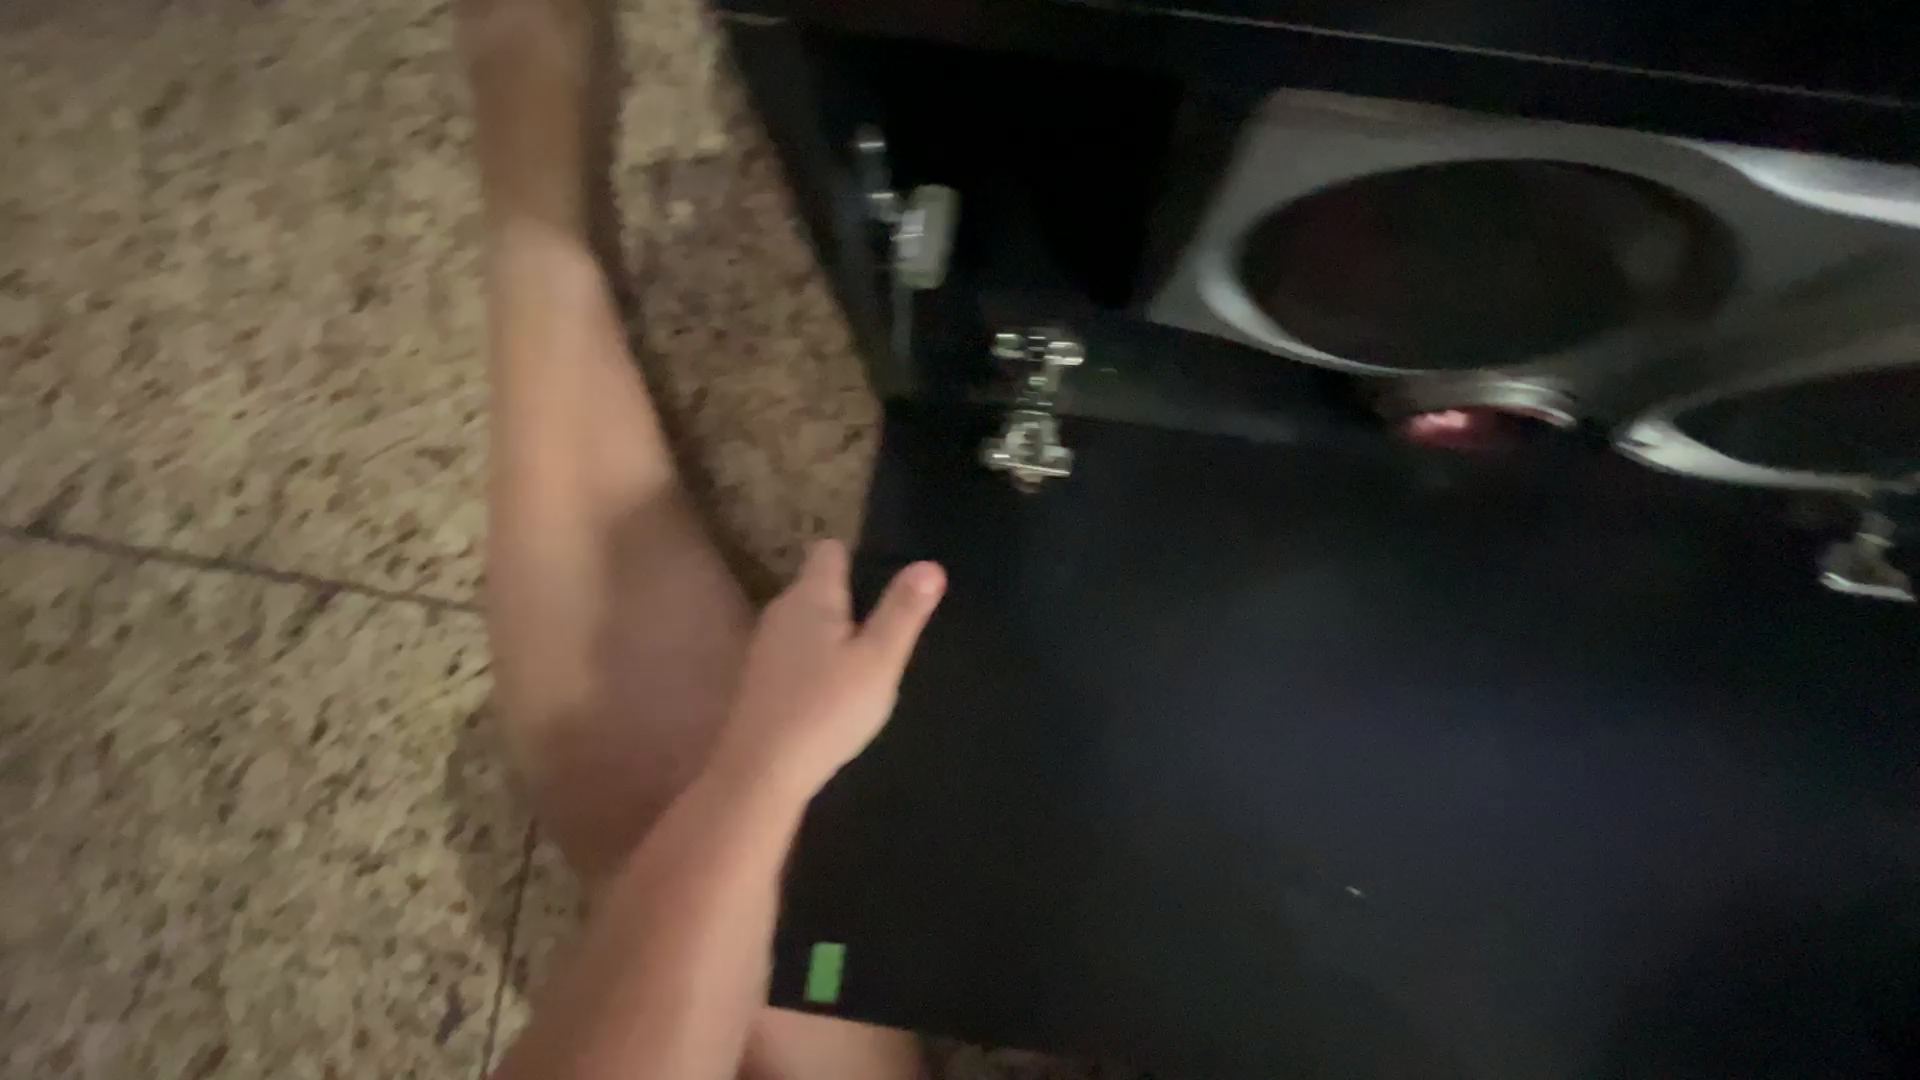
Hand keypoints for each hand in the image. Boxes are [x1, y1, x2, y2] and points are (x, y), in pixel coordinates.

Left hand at [712, 540, 946, 797]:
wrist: (761, 771)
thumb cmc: (827, 709)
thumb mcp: (879, 660)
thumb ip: (903, 611)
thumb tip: (930, 564)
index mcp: (811, 595)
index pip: (830, 549)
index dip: (858, 556)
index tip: (887, 579)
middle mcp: (782, 608)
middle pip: (819, 583)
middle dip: (852, 596)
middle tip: (889, 626)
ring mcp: (766, 643)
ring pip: (808, 619)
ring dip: (835, 630)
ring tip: (867, 659)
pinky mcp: (760, 676)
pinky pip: (796, 649)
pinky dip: (817, 658)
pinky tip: (835, 689)